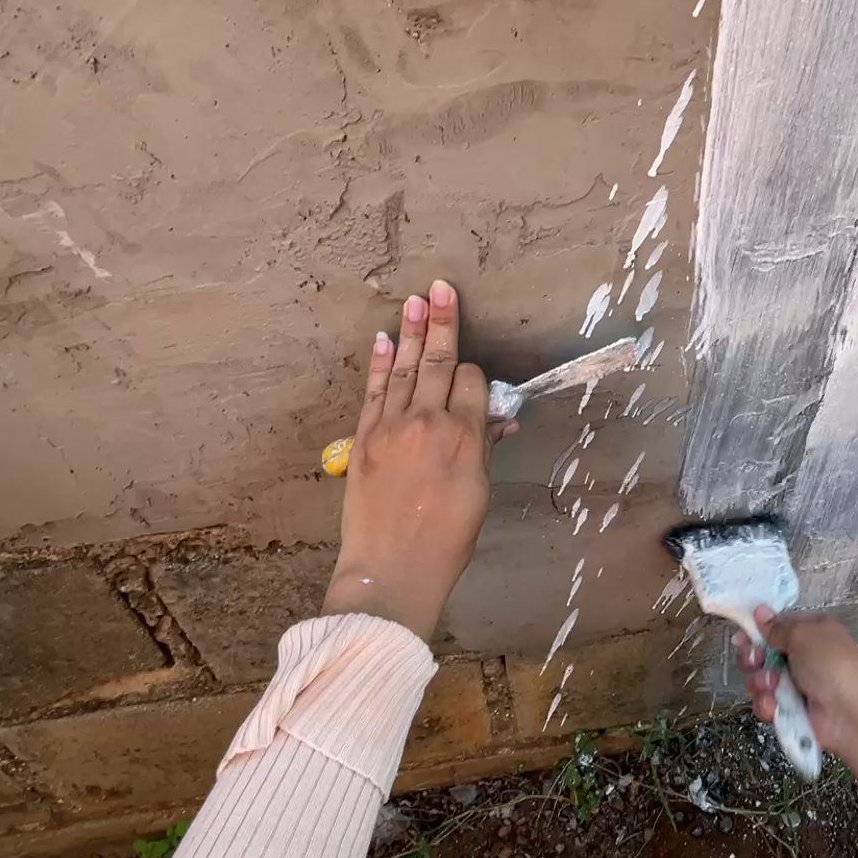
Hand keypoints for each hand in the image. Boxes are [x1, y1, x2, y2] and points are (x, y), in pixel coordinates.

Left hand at [321, 280, 518, 636]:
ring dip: (413, 332)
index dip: (477, 375)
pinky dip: (380, 364)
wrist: (391, 570)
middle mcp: (429, 422)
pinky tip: (385, 339)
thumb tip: (494, 422)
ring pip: (407, 368)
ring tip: (416, 298)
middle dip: (444, 322)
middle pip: (440, 362)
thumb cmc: (447, 539)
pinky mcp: (363, 438)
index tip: (477, 382)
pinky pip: (374, 391)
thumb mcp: (479, 494)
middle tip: (442, 287)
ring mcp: (391, 427)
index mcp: (465, 437)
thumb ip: (484, 449)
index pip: (473, 382)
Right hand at [736, 606, 857, 820]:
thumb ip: (778, 626)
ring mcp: (795, 685)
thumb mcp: (804, 635)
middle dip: (753, 657)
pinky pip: (766, 703)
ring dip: (760, 681)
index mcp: (809, 632)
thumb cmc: (830, 663)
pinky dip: (766, 704)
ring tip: (772, 684)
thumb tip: (760, 610)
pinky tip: (773, 705)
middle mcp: (801, 656)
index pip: (775, 626)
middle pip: (762, 652)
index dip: (756, 630)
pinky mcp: (790, 710)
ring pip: (760, 678)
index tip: (742, 636)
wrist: (852, 714)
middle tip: (755, 660)